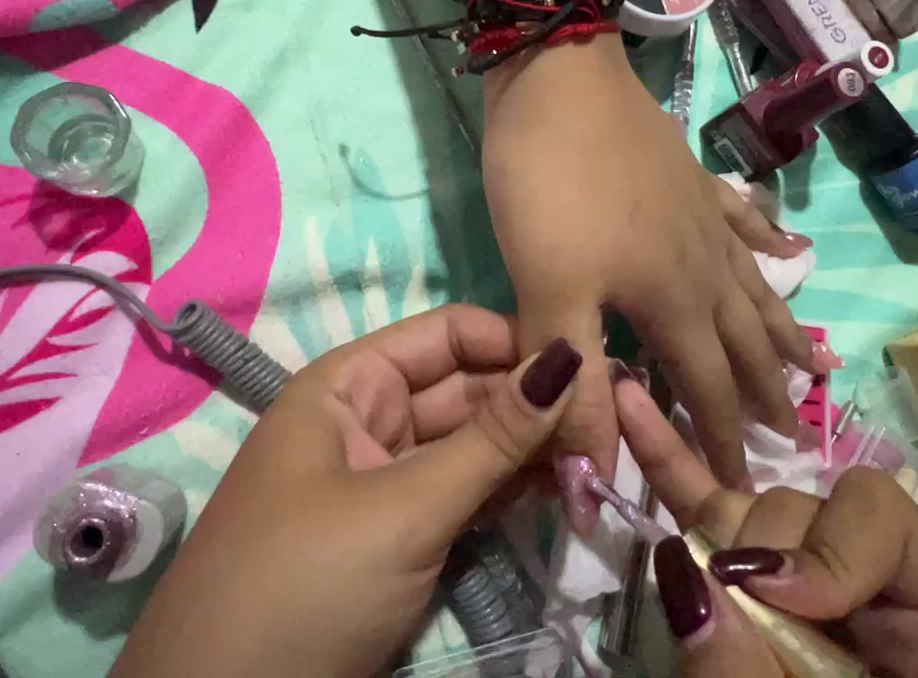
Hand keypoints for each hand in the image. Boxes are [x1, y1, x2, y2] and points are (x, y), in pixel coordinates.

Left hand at [111, 306, 579, 677]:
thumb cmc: (305, 583)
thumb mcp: (405, 507)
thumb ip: (494, 436)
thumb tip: (568, 356)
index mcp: (351, 384)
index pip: (448, 334)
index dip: (514, 340)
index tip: (588, 361)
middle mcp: (370, 418)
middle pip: (467, 388)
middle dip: (534, 402)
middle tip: (613, 419)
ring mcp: (388, 478)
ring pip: (473, 443)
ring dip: (532, 449)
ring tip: (601, 457)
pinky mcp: (403, 533)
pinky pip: (467, 491)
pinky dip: (512, 490)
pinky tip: (565, 488)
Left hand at [482, 36, 822, 492]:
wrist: (559, 78)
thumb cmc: (550, 187)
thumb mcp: (548, 288)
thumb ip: (572, 378)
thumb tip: (595, 474)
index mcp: (671, 299)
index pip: (705, 389)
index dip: (720, 440)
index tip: (742, 488)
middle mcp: (703, 265)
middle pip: (741, 342)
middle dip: (763, 396)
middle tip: (794, 440)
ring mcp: (703, 216)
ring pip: (752, 290)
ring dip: (778, 332)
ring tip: (812, 365)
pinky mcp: (692, 179)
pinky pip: (743, 221)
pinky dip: (767, 244)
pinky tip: (789, 255)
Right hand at [616, 374, 917, 677]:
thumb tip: (688, 580)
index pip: (886, 519)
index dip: (830, 547)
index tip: (779, 600)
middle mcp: (862, 583)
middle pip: (807, 508)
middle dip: (758, 551)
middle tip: (730, 611)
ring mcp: (795, 579)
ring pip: (745, 513)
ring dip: (706, 533)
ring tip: (683, 565)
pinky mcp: (742, 589)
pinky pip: (705, 518)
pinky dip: (668, 469)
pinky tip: (632, 405)